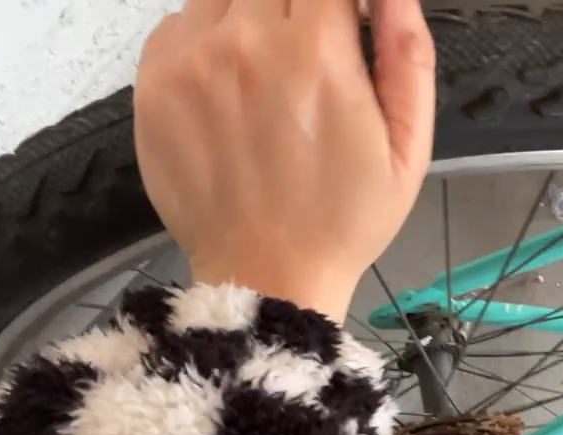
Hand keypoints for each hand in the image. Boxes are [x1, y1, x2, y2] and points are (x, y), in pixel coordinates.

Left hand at [132, 0, 435, 322]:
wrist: (270, 278)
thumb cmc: (344, 224)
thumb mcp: (408, 153)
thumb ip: (408, 56)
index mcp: (317, 54)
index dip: (337, 3)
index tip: (341, 28)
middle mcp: (247, 41)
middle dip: (295, 12)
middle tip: (305, 69)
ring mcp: (192, 60)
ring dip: (249, 22)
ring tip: (266, 89)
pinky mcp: (154, 83)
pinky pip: (180, 25)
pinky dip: (207, 46)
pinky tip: (230, 100)